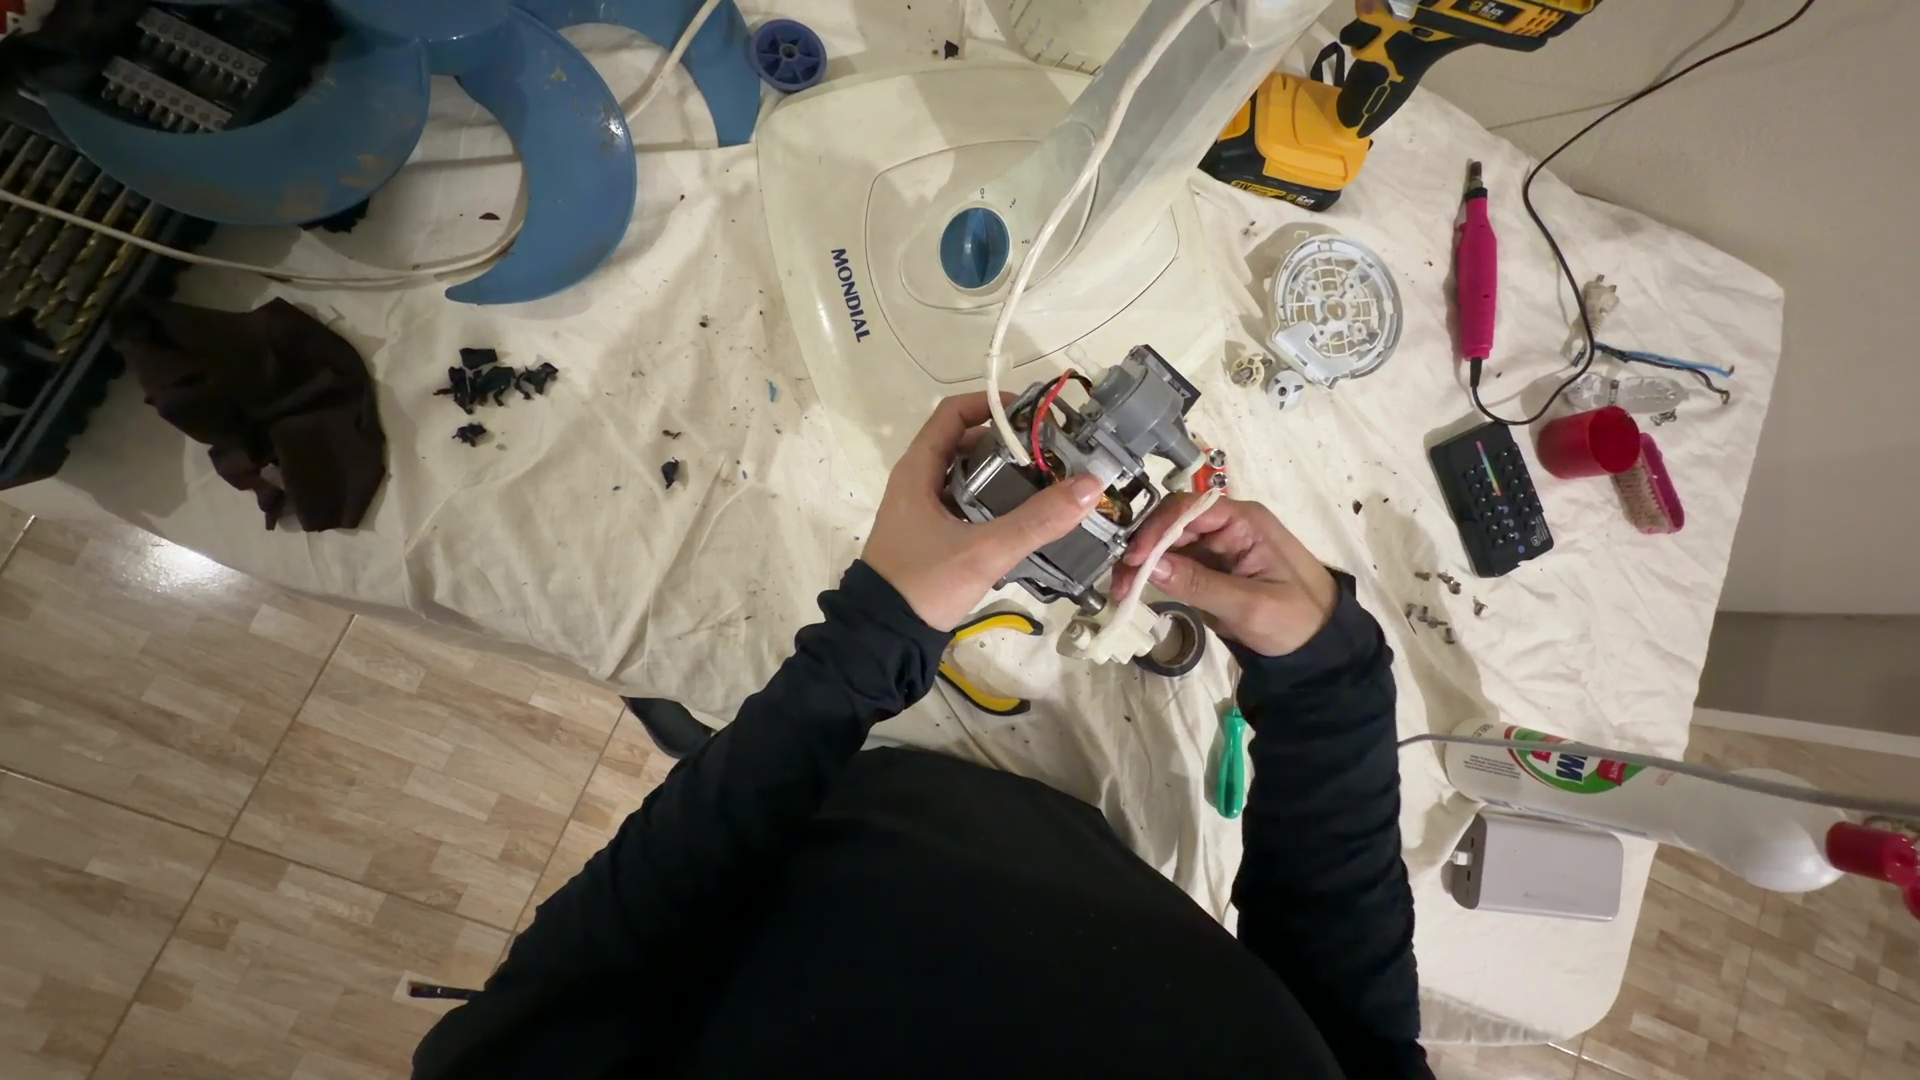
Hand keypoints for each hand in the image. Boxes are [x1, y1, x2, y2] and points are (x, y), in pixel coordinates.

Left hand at [863, 392, 1103, 631]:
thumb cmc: (924, 583)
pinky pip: (968, 505)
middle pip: (966, 444)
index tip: (1033, 414)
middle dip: (1008, 444)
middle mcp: (918, 482)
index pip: (953, 413)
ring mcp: (924, 510)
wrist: (884, 636)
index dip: (991, 404)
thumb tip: (1089, 486)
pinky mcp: (932, 535)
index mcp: (918, 470)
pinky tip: (1026, 519)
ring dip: (1005, 476)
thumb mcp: (983, 551)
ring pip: (969, 477)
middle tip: (1052, 453)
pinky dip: (995, 503)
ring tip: (1048, 483)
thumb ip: (1036, 521)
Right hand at [1111, 494, 1337, 656]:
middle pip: (1170, 524)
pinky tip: (1133, 591)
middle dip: (1142, 549)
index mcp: (1244, 521)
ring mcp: (1216, 547)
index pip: (1188, 510)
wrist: (1321, 647)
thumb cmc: (1297, 620)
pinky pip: (1172, 564)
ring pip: (1166, 544)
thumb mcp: (1251, 606)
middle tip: (1119, 582)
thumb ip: (1200, 584)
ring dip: (1141, 565)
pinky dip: (1151, 576)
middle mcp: (1226, 526)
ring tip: (1122, 591)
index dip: (1156, 530)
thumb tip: (1148, 568)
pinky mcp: (1208, 568)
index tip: (1133, 559)